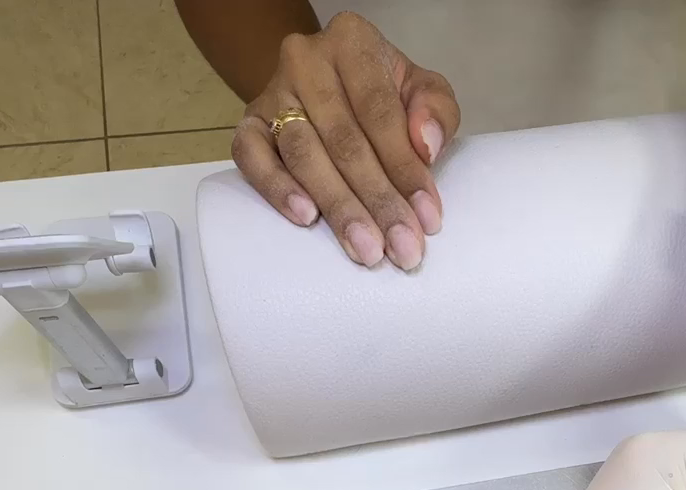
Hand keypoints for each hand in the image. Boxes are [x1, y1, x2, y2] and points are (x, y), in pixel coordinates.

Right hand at [230, 12, 458, 269]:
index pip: (380, 113)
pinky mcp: (249, 126)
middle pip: (345, 141)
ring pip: (304, 156)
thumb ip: (436, 110)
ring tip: (366, 250)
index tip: (428, 219)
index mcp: (352, 43)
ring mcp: (272, 94)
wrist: (331, 90)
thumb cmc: (384, 97)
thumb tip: (426, 143)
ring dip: (339, 208)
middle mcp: (306, 61)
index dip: (406, 170)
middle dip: (378, 202)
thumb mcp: (421, 91)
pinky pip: (251, 157)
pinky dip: (277, 187)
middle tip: (402, 249)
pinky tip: (306, 218)